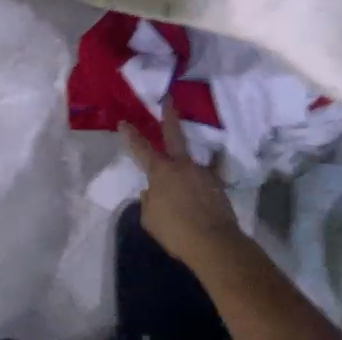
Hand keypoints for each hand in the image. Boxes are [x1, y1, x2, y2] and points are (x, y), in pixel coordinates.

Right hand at [122, 103, 250, 271]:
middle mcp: (181, 165)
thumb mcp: (150, 219)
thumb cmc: (176, 231)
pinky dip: (214, 168)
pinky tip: (216, 166)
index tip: (123, 121)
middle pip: (173, 134)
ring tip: (190, 154)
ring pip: (194, 156)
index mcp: (160, 171)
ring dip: (190, 155)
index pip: (140, 148)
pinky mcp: (218, 185)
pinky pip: (215, 172)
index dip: (131, 135)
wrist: (214, 243)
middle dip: (169, 115)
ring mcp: (201, 172)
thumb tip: (151, 192)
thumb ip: (148, 202)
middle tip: (169, 99)